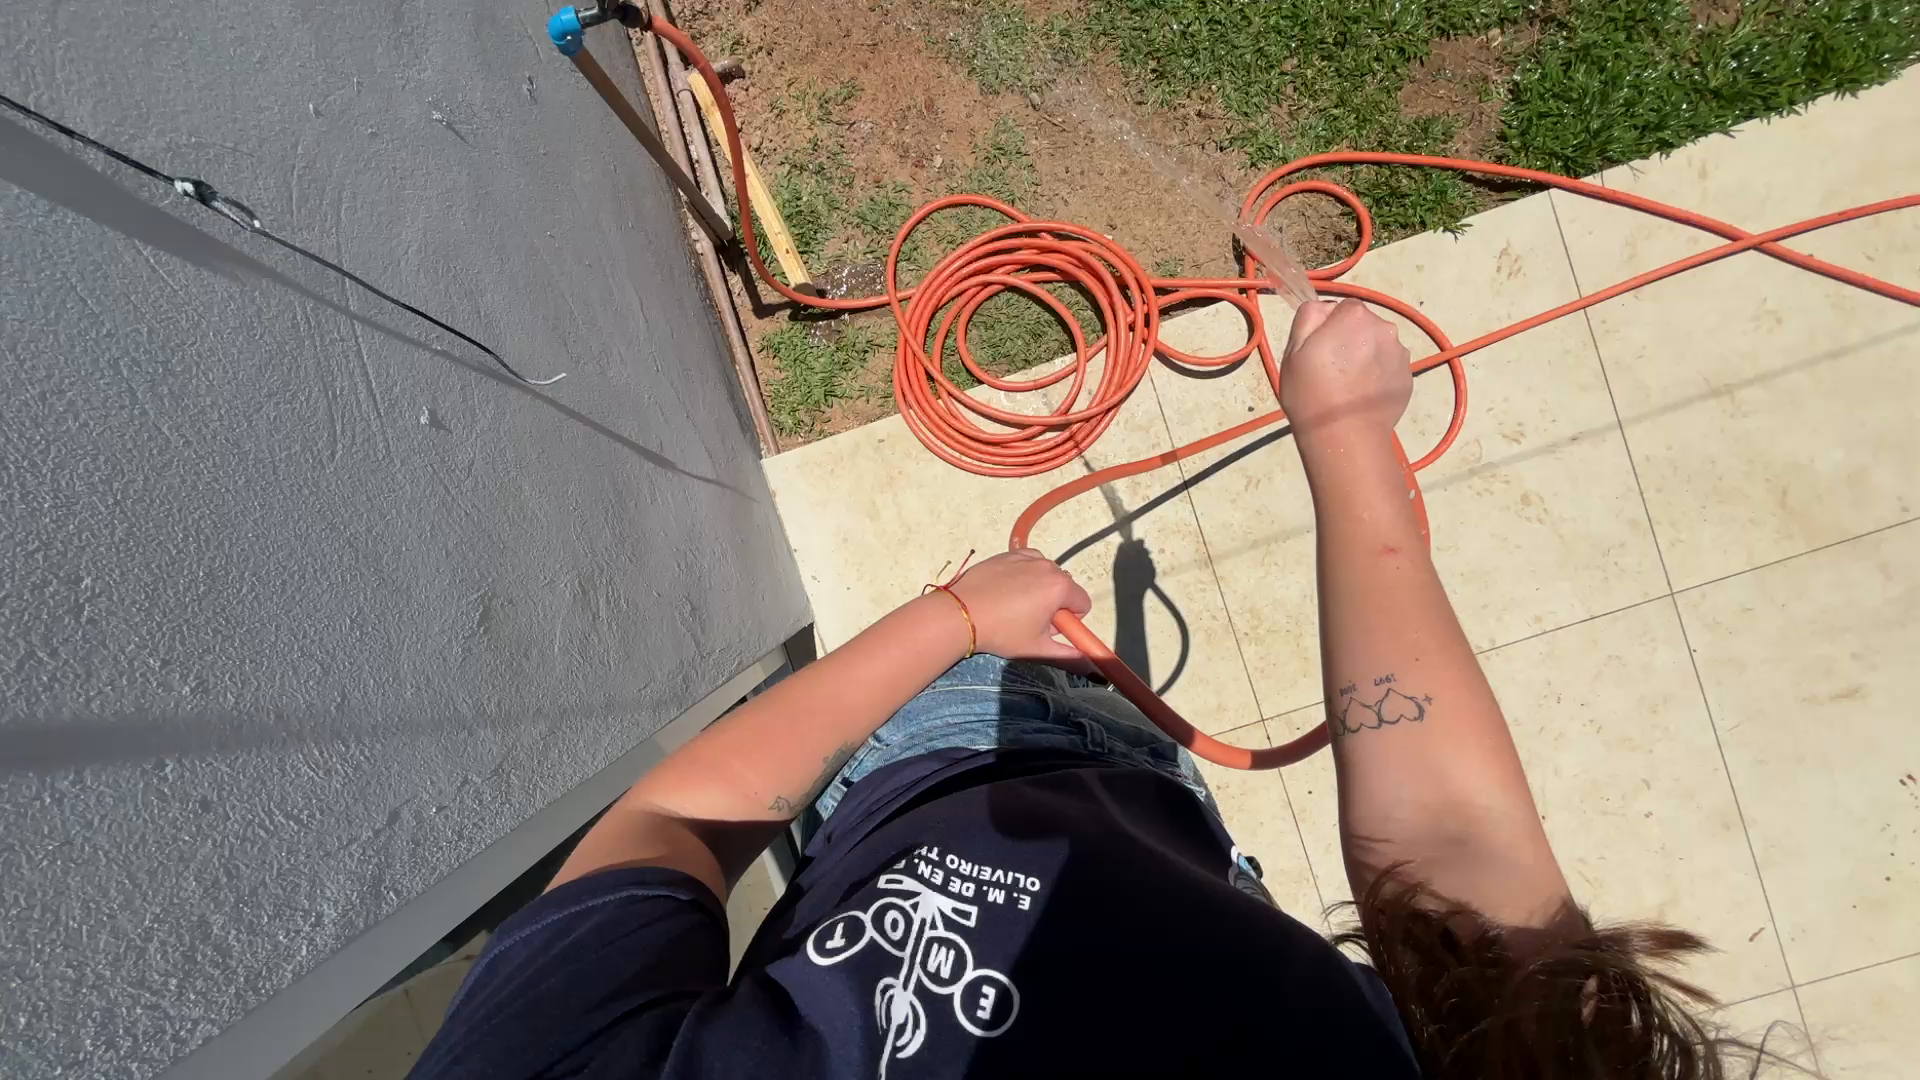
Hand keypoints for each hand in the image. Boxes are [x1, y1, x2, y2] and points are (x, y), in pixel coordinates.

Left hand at [945, 549, 1091, 663]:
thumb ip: (1070, 658)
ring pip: (1045, 574)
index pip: (1083, 603)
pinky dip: (1022, 574)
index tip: (1047, 629)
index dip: (1069, 620)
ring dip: (1038, 588)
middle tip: (1028, 620)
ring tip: (1013, 606)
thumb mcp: (1038, 649)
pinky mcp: (1007, 554)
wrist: (960, 613)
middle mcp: (1047, 566)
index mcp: (1060, 588)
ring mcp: (1026, 557)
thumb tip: (1094, 668)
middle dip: (1054, 604)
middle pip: (1064, 587)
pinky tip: (1004, 590)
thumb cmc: (1002, 632)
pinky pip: (1026, 563)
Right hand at [1277, 298, 1411, 441]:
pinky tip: (1360, 395)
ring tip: (1347, 385)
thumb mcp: (1293, 352)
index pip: (1341, 307)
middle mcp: (1383, 327)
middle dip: (1349, 339)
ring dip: (1364, 357)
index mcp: (1353, 316)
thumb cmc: (1312, 392)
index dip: (1327, 326)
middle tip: (1330, 369)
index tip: (1318, 348)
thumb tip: (1322, 307)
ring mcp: (1400, 352)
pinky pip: (1388, 367)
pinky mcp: (1407, 375)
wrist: (1346, 434)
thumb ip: (1308, 318)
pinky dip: (1376, 375)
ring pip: (1377, 345)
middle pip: (1363, 325)